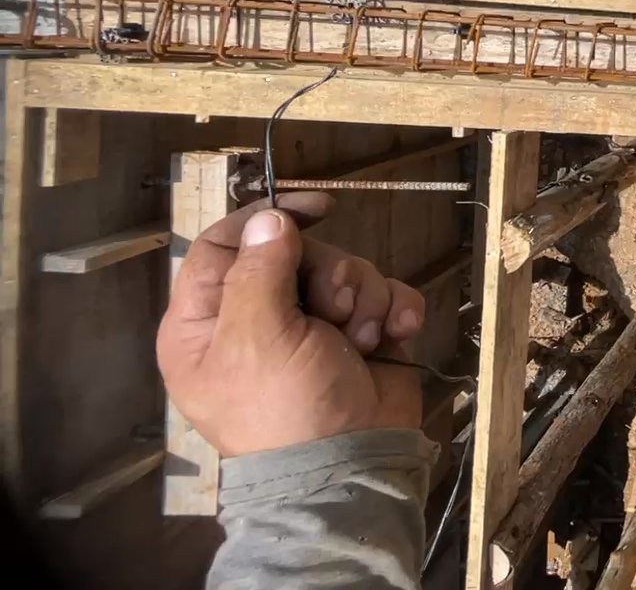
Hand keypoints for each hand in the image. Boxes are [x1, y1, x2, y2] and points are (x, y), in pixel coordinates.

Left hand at [156, 193, 426, 456]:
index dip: (269, 219)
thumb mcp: (258, 340)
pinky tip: (396, 336)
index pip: (228, 245)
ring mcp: (319, 322)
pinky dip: (398, 310)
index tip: (319, 208)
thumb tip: (271, 218)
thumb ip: (259, 275)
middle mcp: (264, 314)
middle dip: (334, 276)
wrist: (352, 453)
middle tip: (337, 311)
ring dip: (369, 300)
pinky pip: (391, 292)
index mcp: (212, 319)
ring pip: (354, 271)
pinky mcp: (368, 327)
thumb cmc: (286, 404)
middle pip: (304, 253)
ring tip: (364, 339)